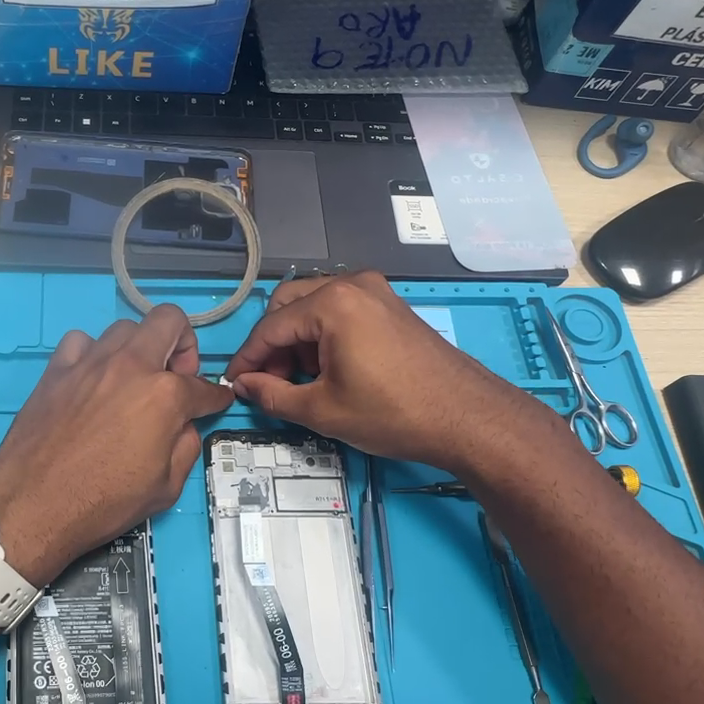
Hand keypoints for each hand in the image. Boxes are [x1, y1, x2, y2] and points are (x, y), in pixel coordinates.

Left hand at [0, 304, 232, 585]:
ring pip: (124, 328)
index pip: (204, 387)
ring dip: (138, 348)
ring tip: (133, 380)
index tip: (216, 401)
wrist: (33, 505)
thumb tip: (184, 425)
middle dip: (183, 344)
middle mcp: (130, 365)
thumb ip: (185, 446)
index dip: (216, 397)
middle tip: (177, 377)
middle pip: (169, 321)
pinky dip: (92, 354)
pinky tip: (92, 379)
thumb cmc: (104, 503)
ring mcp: (89, 363)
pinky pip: (80, 342)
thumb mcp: (167, 487)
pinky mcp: (56, 370)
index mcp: (165, 395)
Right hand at [225, 271, 544, 472]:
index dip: (247, 358)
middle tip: (270, 382)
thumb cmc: (392, 414)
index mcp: (332, 303)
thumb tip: (244, 386)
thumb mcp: (321, 410)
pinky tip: (328, 370)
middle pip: (288, 305)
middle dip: (272, 344)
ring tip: (300, 381)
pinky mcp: (391, 306)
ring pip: (314, 306)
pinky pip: (341, 311)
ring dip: (297, 339)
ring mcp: (376, 292)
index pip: (270, 327)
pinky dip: (323, 335)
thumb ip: (272, 394)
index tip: (235, 383)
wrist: (468, 418)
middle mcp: (352, 285)